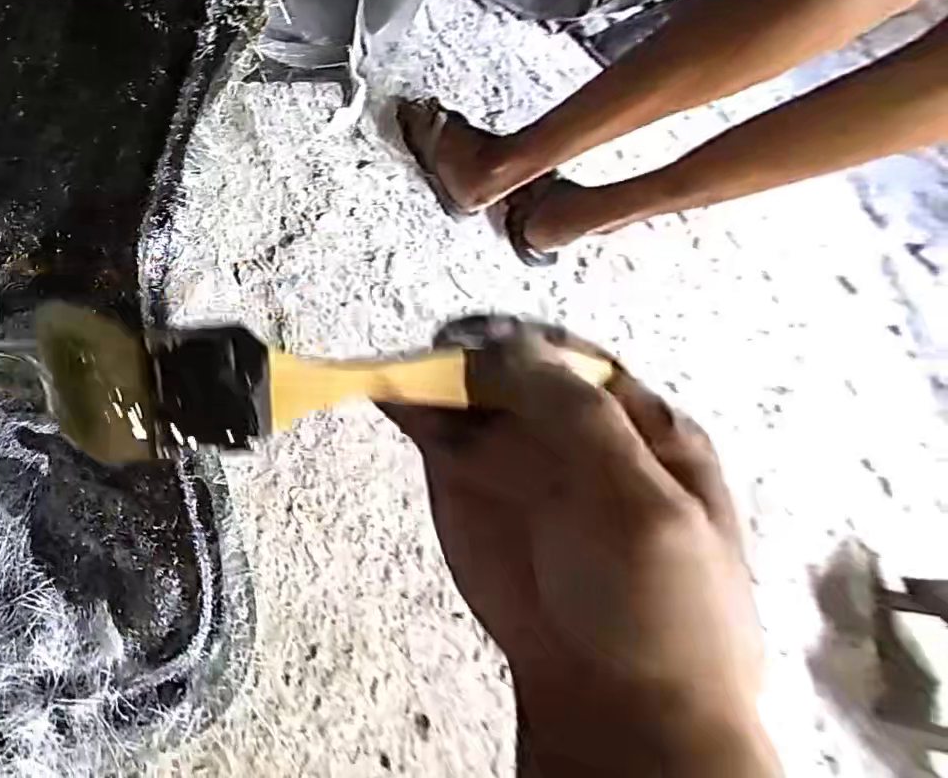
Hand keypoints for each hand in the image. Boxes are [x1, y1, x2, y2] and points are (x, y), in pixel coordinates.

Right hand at [379, 317, 777, 777]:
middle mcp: (563, 423)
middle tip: (431, 361)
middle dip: (465, 353)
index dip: (528, 341)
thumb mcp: (641, 506)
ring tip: (394, 372)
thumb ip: (581, 420)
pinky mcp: (455, 468)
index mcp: (633, 425)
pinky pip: (425, 420)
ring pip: (458, 386)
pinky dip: (399, 400)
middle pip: (505, 363)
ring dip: (425, 372)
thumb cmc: (651, 598)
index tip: (480, 341)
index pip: (574, 359)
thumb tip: (511, 344)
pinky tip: (374, 387)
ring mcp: (504, 444)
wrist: (604, 684)